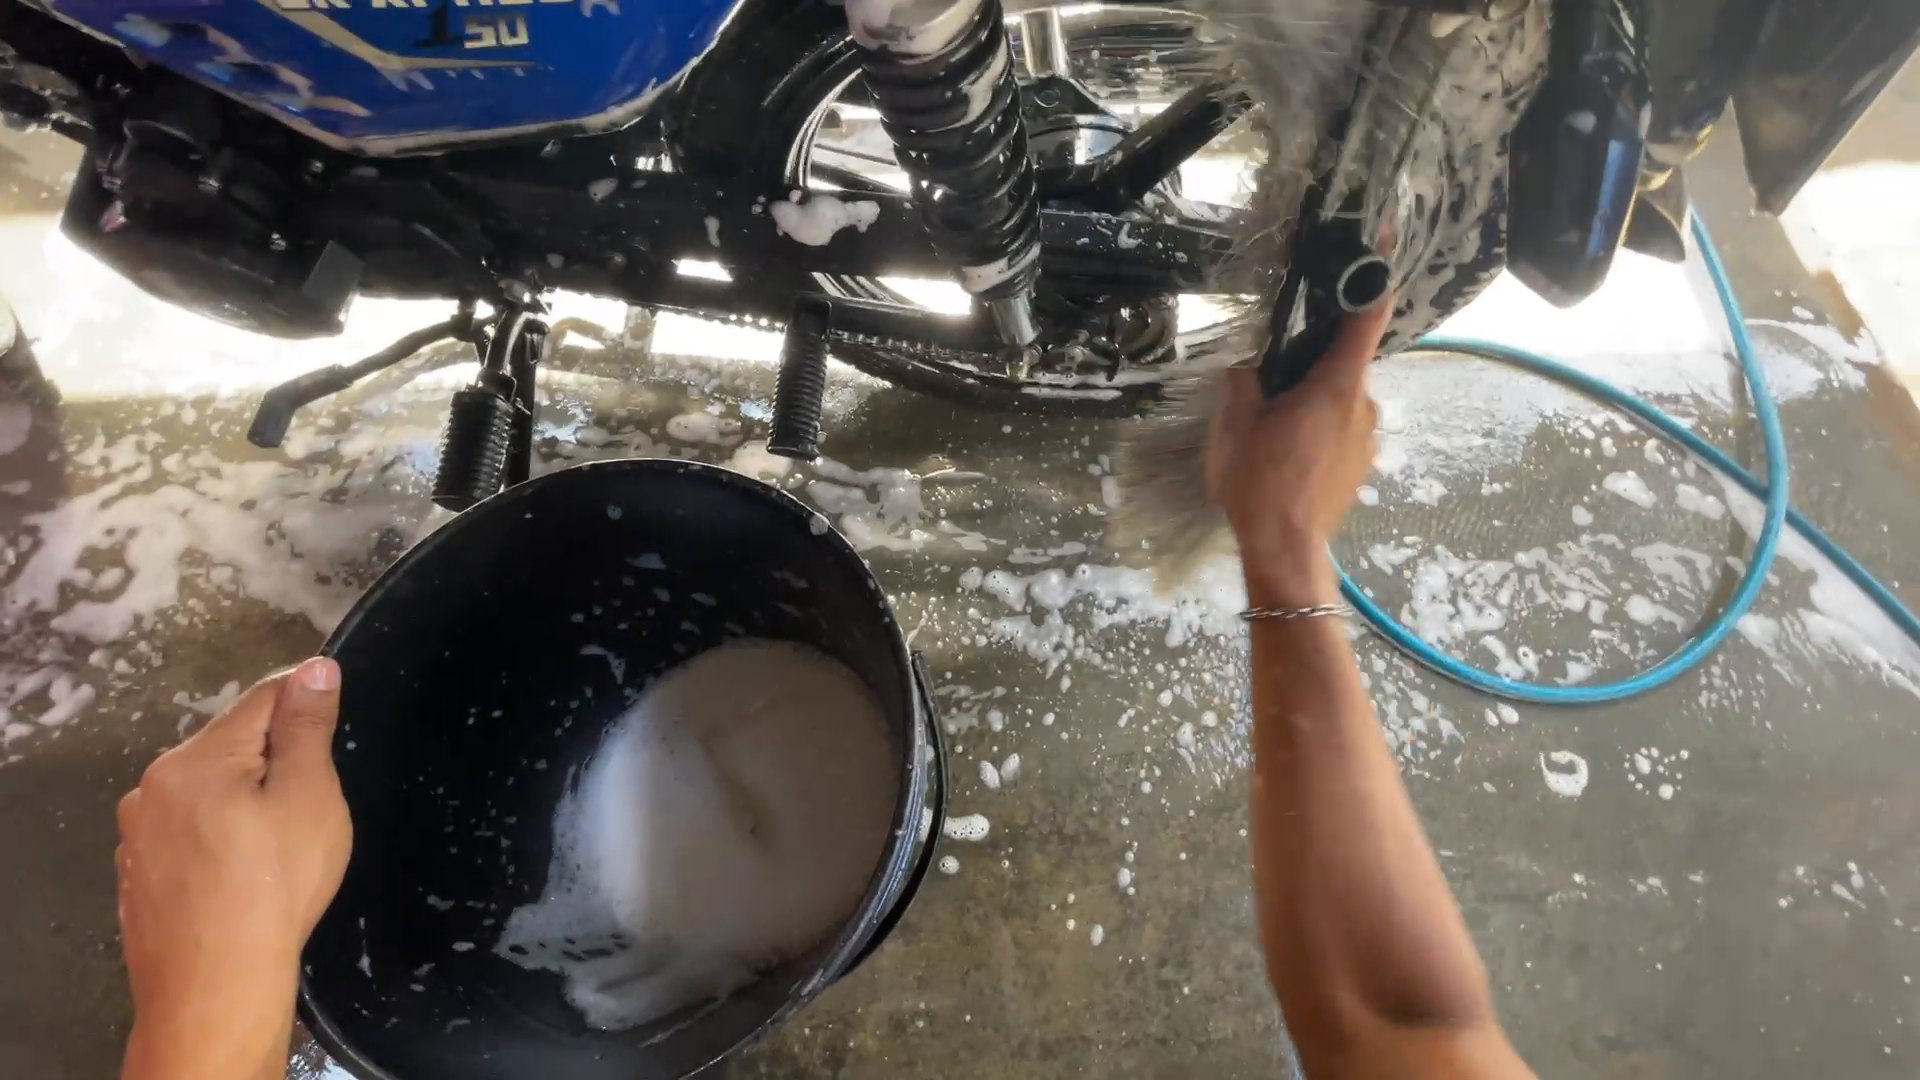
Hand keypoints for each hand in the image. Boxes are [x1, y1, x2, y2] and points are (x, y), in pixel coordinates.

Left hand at [117, 658, 351, 1079]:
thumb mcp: (310, 794)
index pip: (263, 697)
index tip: (341, 724)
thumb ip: (308, 727)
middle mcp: (153, 786)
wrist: (215, 981)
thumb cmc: (278, 878)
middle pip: (235, 740)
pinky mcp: (139, 867)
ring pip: (215, 782)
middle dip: (283, 751)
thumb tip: (315, 667)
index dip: (310, 699)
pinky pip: (195, 820)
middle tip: (321, 791)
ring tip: (290, 828)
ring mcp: (138, 831)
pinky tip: (252, 859)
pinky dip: (229, 822)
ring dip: (255, 787)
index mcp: (195, 760)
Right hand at [1206, 301, 1390, 606]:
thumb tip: (1247, 359)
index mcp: (1336, 386)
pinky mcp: (1361, 465)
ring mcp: (1367, 438)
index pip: (1366, 318)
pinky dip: (1317, 430)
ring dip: (1310, 403)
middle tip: (1269, 385)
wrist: (1284, 549)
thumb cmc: (1258, 481)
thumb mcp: (1235, 425)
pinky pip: (1340, 430)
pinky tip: (1287, 458)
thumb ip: (1243, 381)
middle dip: (1310, 365)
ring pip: (1338, 401)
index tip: (1379, 239)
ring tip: (1272, 433)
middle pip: (1342, 365)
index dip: (1374, 275)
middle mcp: (1364, 405)